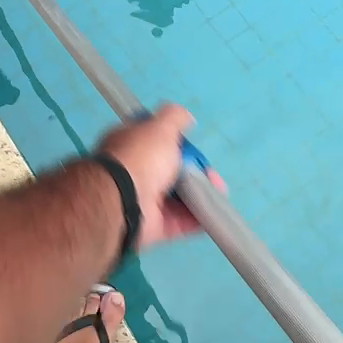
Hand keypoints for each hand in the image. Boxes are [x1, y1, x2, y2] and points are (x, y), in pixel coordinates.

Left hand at [96, 104, 224, 248]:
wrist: (124, 200)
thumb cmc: (141, 157)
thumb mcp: (160, 127)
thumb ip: (174, 118)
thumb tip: (186, 117)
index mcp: (130, 143)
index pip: (154, 140)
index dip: (176, 143)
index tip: (194, 148)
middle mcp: (134, 171)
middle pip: (170, 170)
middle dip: (195, 171)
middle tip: (212, 176)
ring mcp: (143, 200)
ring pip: (178, 197)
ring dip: (200, 194)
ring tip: (217, 193)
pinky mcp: (152, 226)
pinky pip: (180, 222)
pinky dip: (197, 219)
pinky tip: (213, 213)